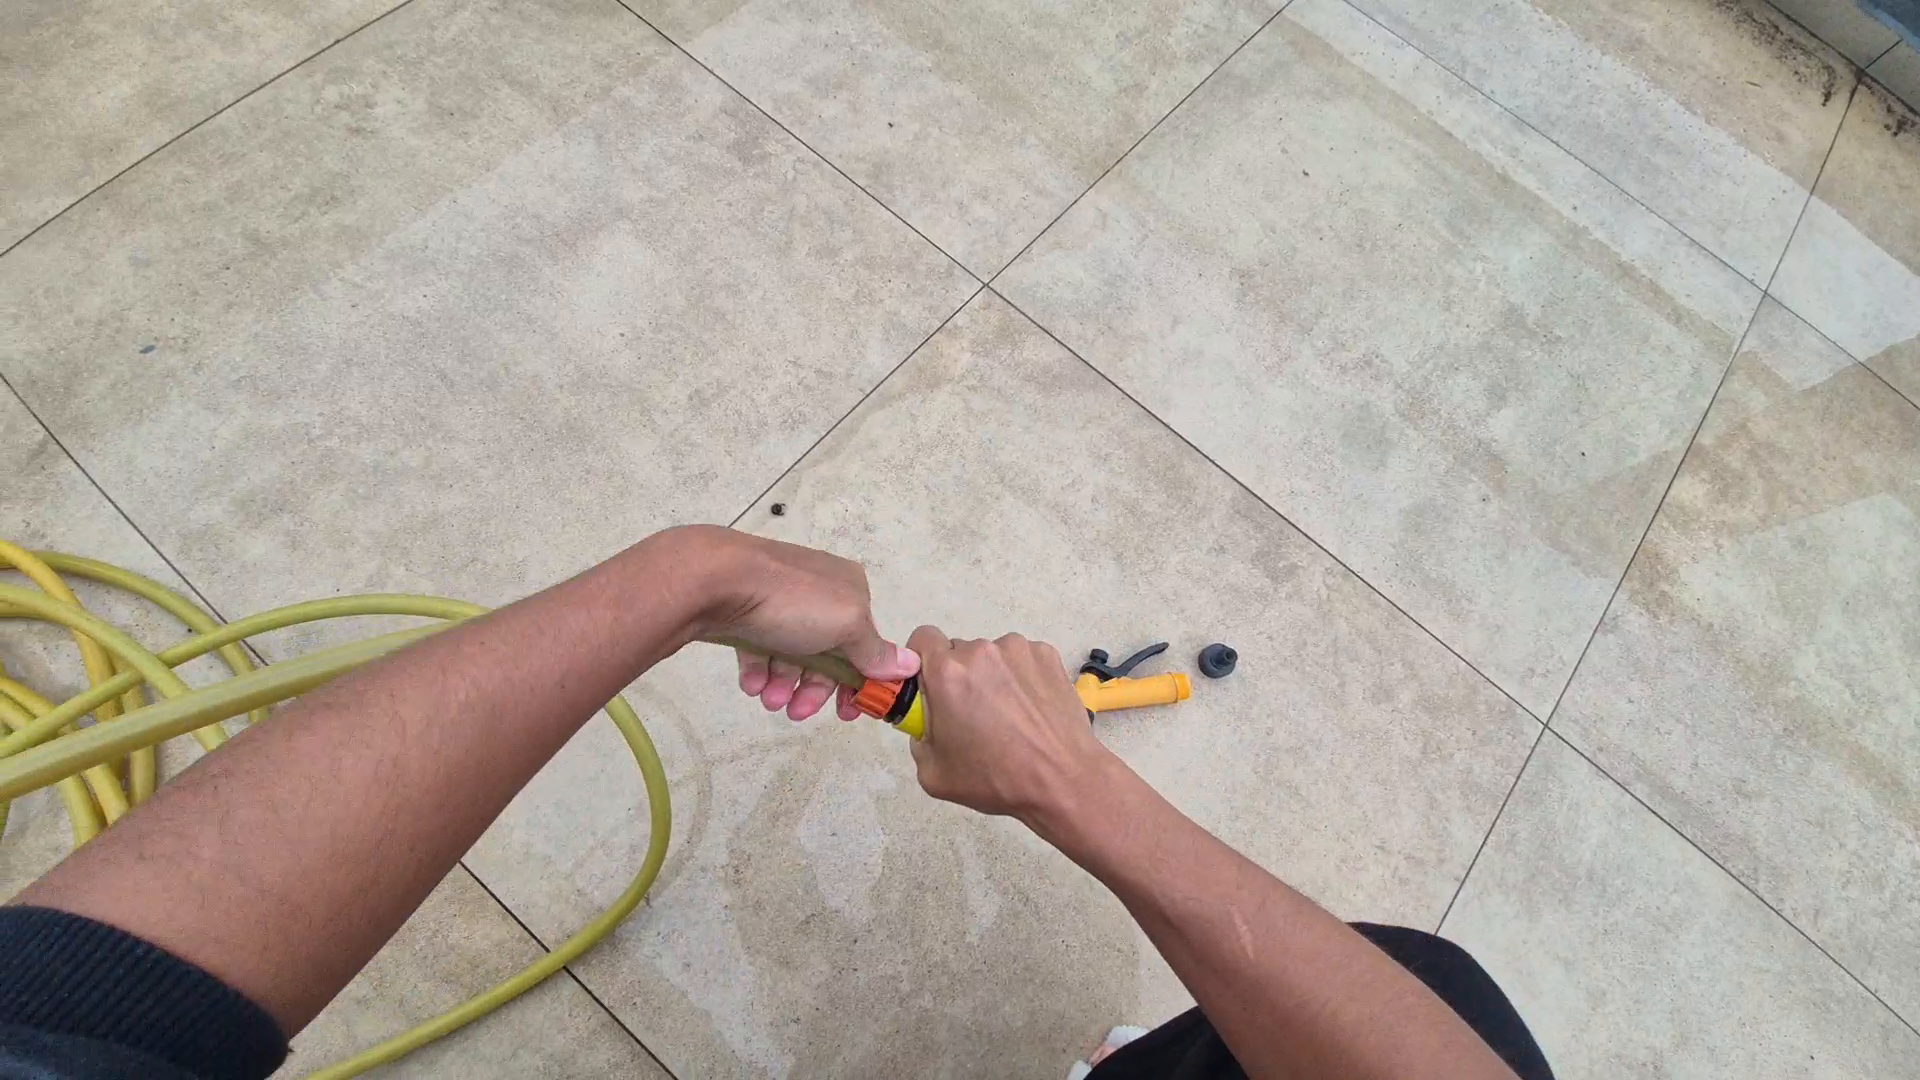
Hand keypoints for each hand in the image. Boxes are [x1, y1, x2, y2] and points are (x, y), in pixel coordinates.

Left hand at [690, 527, 917, 720]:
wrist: (718, 579)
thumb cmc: (793, 603)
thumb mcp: (847, 626)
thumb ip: (875, 651)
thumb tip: (912, 664)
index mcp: (850, 589)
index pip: (864, 642)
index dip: (860, 680)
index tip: (849, 713)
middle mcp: (818, 591)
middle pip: (827, 652)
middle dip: (814, 688)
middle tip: (797, 713)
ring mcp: (779, 598)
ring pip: (791, 652)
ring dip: (784, 684)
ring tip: (769, 699)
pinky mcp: (745, 607)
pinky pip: (759, 645)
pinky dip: (759, 669)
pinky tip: (751, 683)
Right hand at [905, 626, 1115, 827]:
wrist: (1063, 780)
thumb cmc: (997, 779)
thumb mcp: (933, 773)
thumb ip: (917, 734)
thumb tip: (927, 717)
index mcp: (947, 673)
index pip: (922, 639)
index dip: (923, 660)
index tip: (931, 683)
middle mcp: (981, 651)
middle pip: (958, 652)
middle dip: (960, 677)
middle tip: (973, 713)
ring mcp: (1018, 649)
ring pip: (992, 656)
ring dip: (993, 677)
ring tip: (1010, 716)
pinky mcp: (1046, 654)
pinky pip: (1022, 659)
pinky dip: (1022, 677)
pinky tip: (1031, 709)